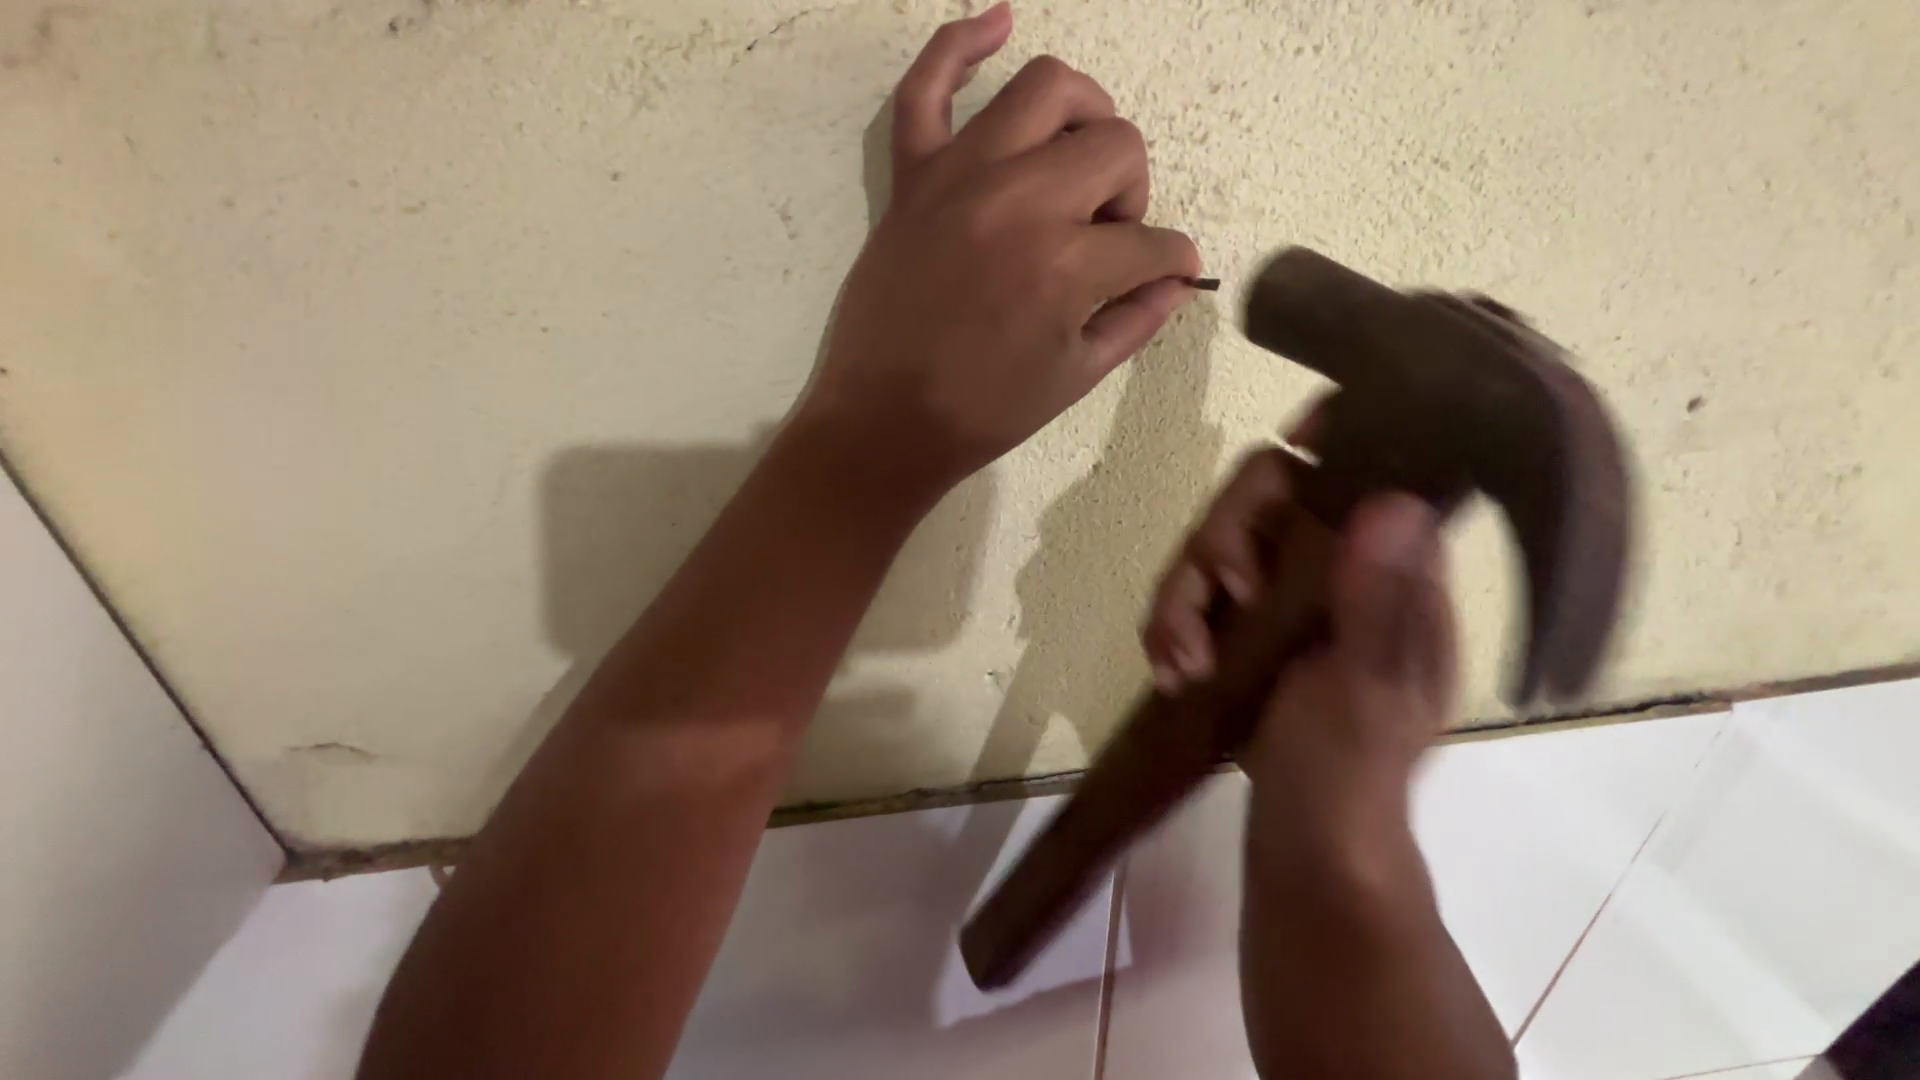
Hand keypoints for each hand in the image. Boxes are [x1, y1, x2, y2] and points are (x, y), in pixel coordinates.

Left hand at [799, 3, 1204, 491]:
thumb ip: (1135, 320)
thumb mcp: (1075, 378)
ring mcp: (961, 179)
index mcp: (1068, 264)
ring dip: (1084, 114)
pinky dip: (961, 46)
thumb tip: (1176, 280)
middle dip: (1132, 191)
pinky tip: (997, 25)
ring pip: (1045, 88)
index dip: (1172, 261)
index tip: (1170, 272)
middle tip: (1108, 237)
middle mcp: (1021, 201)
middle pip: (1115, 145)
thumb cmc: (982, 413)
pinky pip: (927, 88)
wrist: (884, 422)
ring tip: (1079, 158)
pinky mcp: (913, 178)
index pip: (1151, 241)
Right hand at [1142, 416, 1455, 858]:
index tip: (1294, 436)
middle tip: (1221, 597)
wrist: (1306, 837)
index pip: (1365, 469)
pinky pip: (1185, 594)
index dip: (1333, 437)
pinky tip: (1171, 669)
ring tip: (1179, 661)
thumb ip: (1378, 605)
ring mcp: (1277, 593)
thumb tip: (1389, 500)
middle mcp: (1331, 564)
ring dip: (1181, 597)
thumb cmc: (1354, 770)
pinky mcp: (1233, 622)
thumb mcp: (1371, 693)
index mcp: (1388, 568)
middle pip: (1259, 496)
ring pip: (1209, 544)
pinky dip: (1168, 626)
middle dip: (1220, 543)